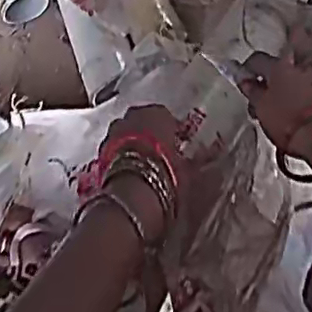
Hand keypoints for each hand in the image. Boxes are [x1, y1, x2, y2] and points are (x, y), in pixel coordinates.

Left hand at [93, 105, 187, 241]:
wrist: (131, 197)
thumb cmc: (166, 178)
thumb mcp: (189, 172)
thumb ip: (198, 162)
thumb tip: (211, 162)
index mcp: (157, 113)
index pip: (168, 118)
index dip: (174, 134)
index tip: (179, 149)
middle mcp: (133, 115)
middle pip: (144, 123)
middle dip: (151, 137)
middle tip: (161, 158)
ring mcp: (114, 131)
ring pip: (127, 134)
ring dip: (134, 145)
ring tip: (144, 168)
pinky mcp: (100, 150)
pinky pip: (115, 149)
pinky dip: (121, 157)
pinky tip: (129, 175)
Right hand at [238, 52, 311, 162]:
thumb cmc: (286, 120)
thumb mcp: (261, 107)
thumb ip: (251, 91)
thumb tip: (244, 80)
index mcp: (278, 66)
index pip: (256, 59)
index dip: (246, 70)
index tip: (242, 81)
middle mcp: (296, 67)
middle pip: (275, 69)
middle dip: (265, 81)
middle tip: (257, 99)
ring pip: (289, 80)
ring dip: (281, 89)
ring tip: (275, 109)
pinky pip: (302, 91)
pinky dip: (294, 98)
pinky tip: (290, 112)